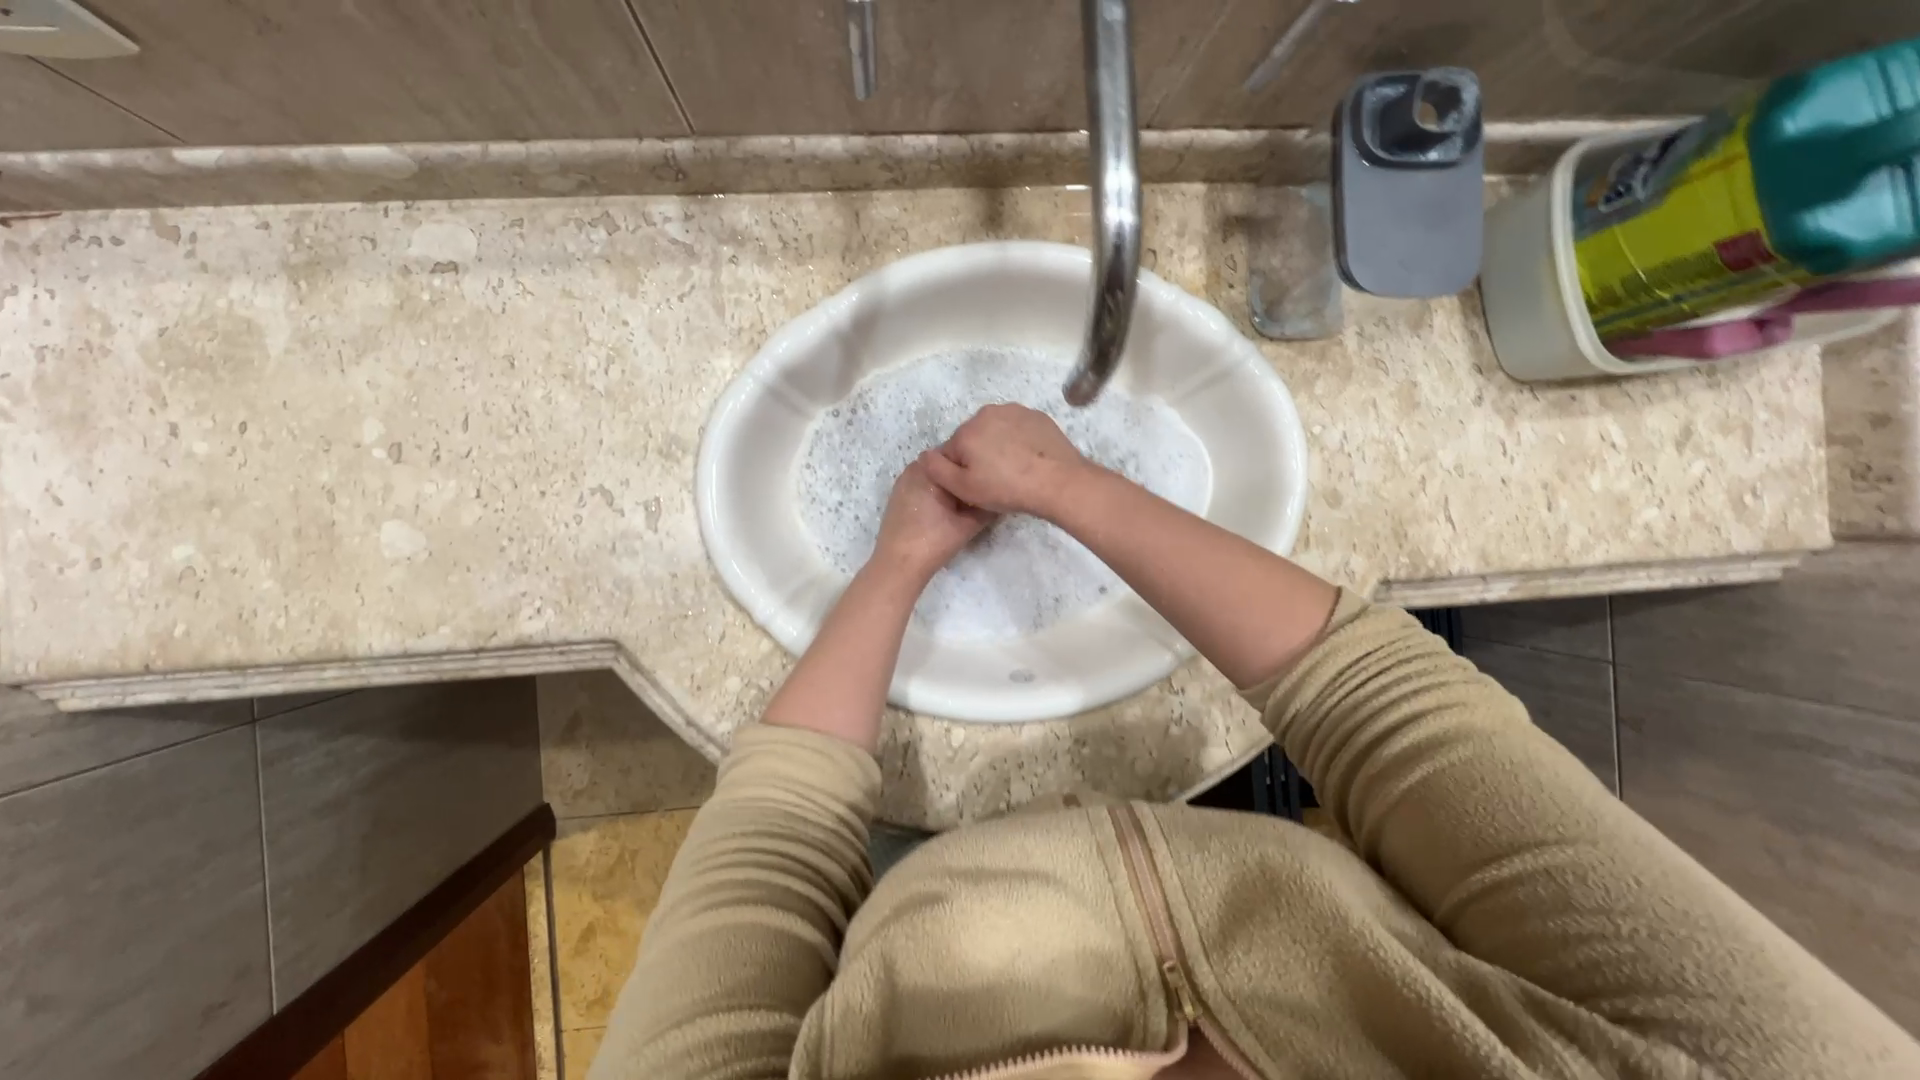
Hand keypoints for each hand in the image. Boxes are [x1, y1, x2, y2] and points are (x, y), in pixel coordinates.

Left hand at [870, 453, 996, 583]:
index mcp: (930, 469)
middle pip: (944, 465)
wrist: (899, 564)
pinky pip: (921, 486)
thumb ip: (987, 507)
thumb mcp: (968, 524)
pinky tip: (944, 510)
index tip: (986, 478)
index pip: (957, 454)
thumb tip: (998, 496)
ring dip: (947, 485)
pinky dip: (934, 493)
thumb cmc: (934, 540)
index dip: (974, 466)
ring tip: (964, 501)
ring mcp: (903, 482)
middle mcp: (913, 469)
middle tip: (978, 490)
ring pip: (933, 477)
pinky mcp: (898, 497)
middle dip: (960, 476)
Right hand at [923, 404, 1092, 517]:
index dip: (960, 471)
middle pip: (974, 438)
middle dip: (979, 456)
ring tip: (1014, 471)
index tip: (977, 486)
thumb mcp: (965, 488)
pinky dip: (1019, 442)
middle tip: (996, 480)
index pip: (952, 451)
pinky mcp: (1037, 416)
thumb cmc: (1007, 488)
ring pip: (996, 432)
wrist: (1058, 481)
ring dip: (999, 447)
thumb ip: (937, 470)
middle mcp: (987, 413)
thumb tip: (924, 455)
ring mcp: (1015, 411)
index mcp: (966, 431)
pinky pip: (1018, 429)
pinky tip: (1029, 460)